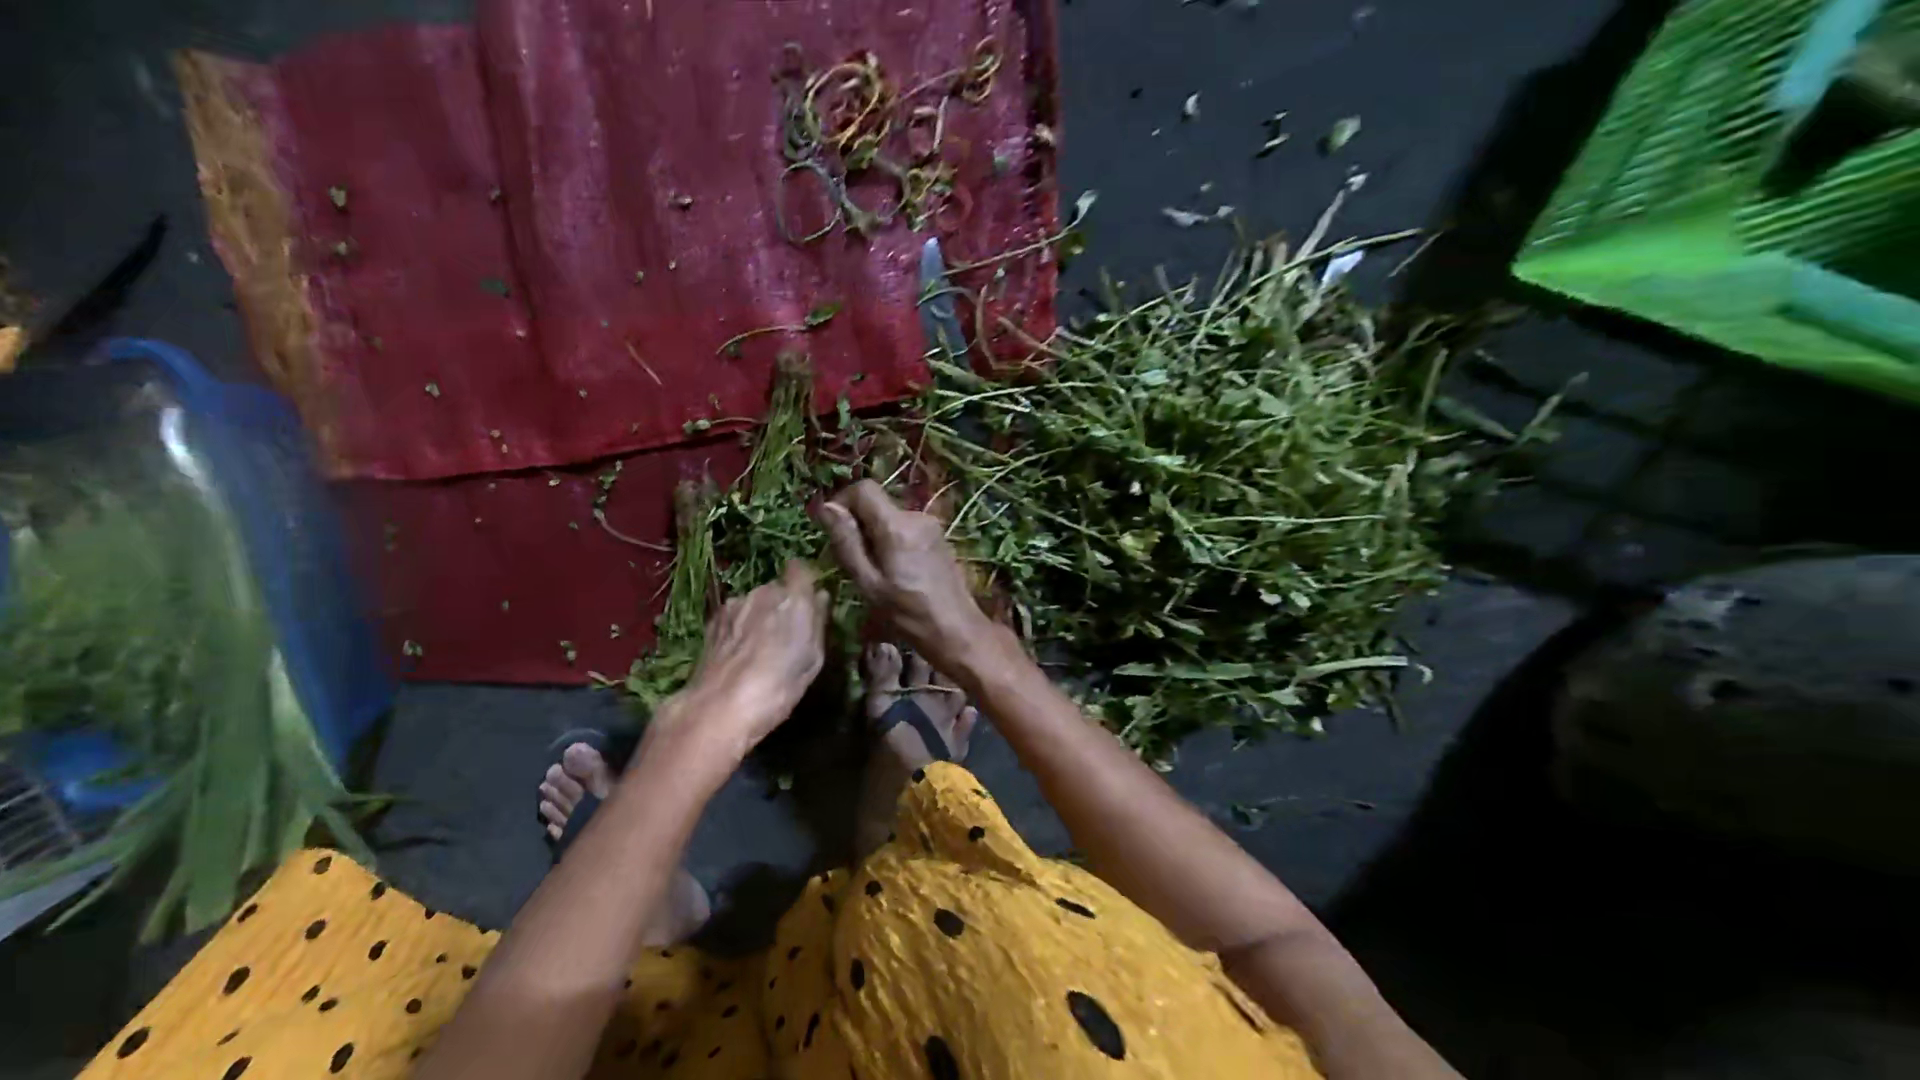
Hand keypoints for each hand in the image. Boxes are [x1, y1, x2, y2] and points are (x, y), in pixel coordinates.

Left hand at [655, 560, 827, 761]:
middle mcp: (764, 592)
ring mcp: (736, 604)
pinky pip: (737, 614)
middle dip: (784, 604)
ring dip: (761, 616)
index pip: (802, 569)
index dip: (806, 581)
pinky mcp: (714, 619)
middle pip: (778, 588)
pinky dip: (742, 626)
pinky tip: (741, 653)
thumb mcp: (813, 659)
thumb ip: (818, 622)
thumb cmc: (779, 687)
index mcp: (795, 598)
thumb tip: (821, 597)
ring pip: (756, 602)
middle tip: (788, 635)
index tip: (810, 600)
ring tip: (761, 649)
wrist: (720, 706)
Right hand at [817, 480, 992, 671]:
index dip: (842, 501)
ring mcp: (930, 525)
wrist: (955, 629)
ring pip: (889, 516)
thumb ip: (846, 542)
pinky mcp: (937, 536)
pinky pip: (904, 528)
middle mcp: (916, 516)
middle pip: (876, 503)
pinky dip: (891, 541)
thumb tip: (826, 507)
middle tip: (850, 559)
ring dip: (873, 535)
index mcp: (897, 526)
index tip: (832, 528)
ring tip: (872, 571)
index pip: (863, 488)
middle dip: (857, 523)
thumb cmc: (907, 613)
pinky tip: (894, 571)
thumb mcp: (868, 583)